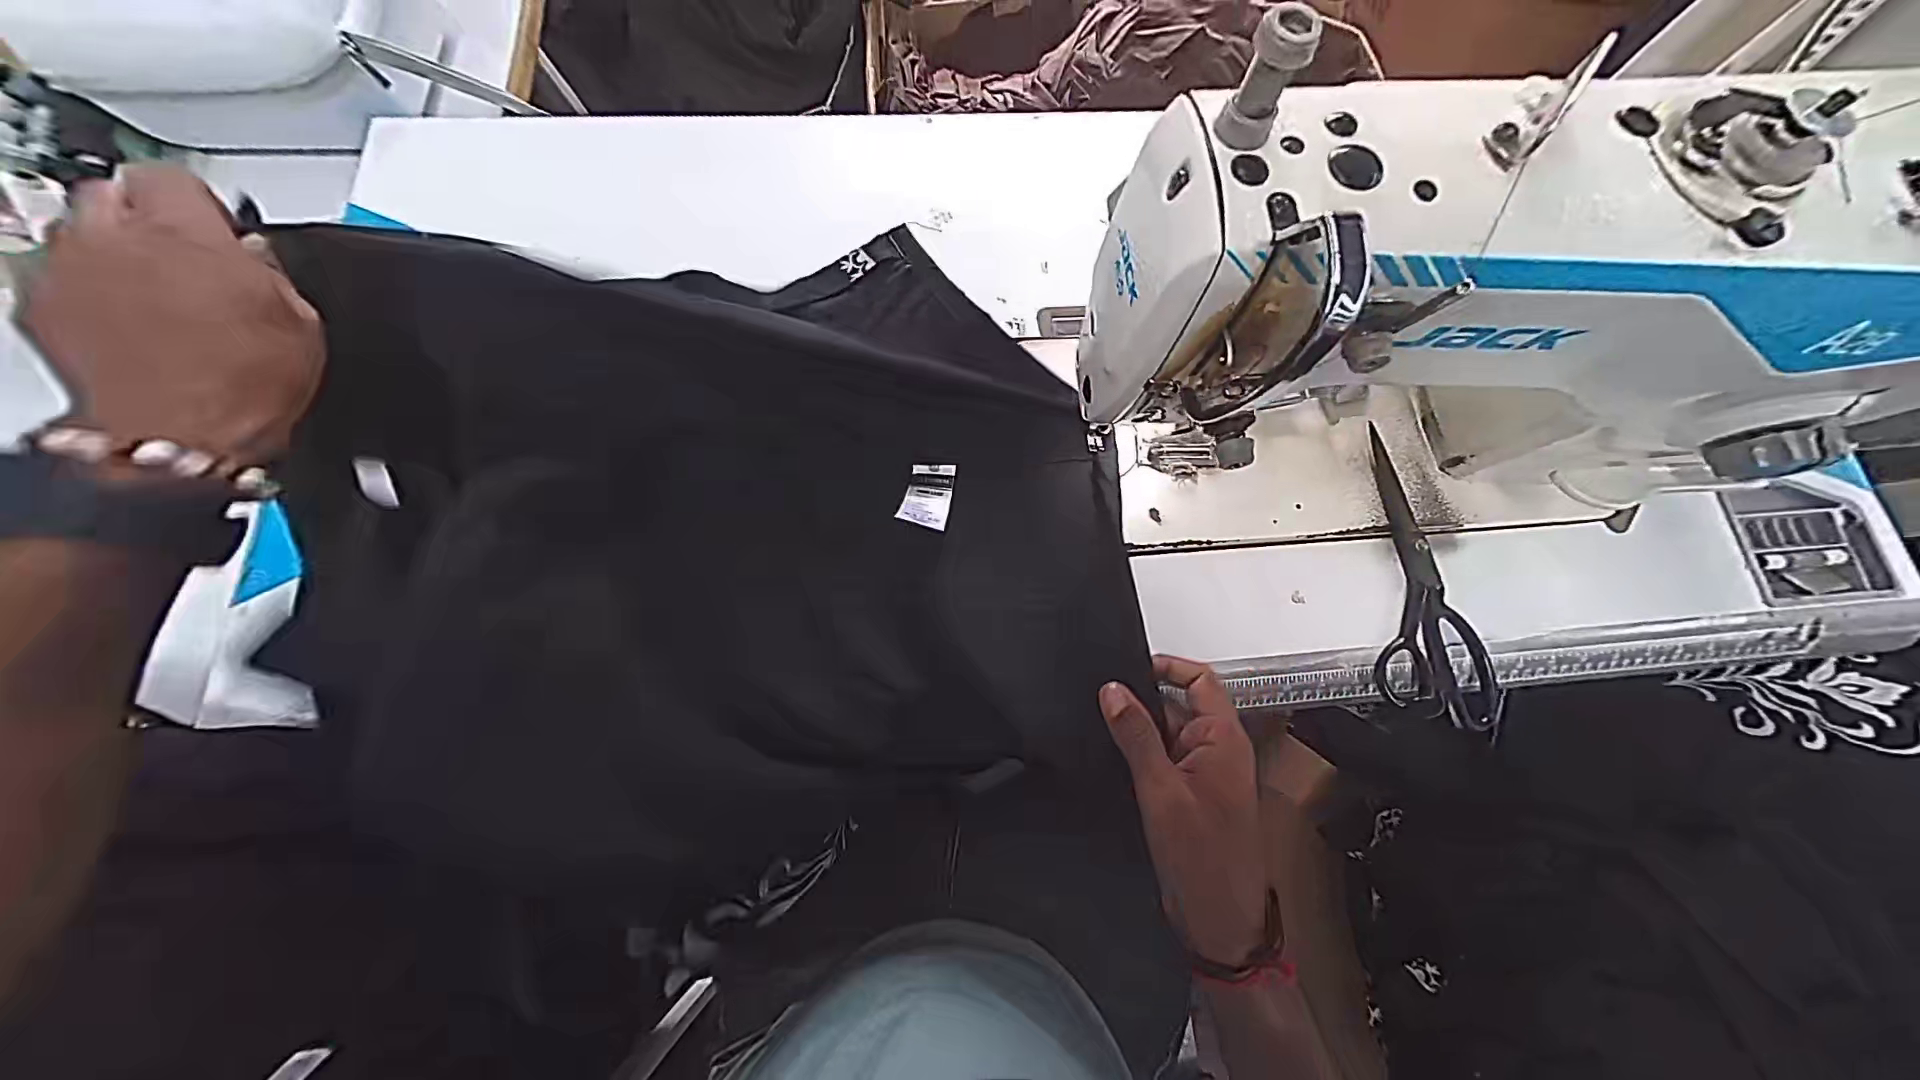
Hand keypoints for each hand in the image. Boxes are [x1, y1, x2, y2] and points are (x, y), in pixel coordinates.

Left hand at [19, 165, 322, 465]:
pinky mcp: (39, 304)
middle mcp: (111, 239)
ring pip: (83, 233)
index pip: (172, 177)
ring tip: (163, 299)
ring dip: (118, 254)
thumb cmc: (245, 385)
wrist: (184, 433)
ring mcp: (66, 270)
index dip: (201, 203)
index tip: (216, 223)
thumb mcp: (301, 323)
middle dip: (150, 220)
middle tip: (186, 257)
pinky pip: (63, 277)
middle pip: (115, 196)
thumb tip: (254, 258)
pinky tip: (136, 325)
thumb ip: (270, 273)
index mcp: (185, 235)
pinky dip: (95, 292)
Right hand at [1101, 655, 1268, 965]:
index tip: (1130, 667)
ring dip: (1139, 733)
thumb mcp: (1160, 789)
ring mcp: (1202, 772)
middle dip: (1142, 704)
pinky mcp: (1188, 793)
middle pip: (1176, 704)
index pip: (1199, 679)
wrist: (1218, 921)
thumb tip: (1114, 692)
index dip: (1167, 666)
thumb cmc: (1207, 863)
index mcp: (1224, 739)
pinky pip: (1161, 759)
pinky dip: (1140, 757)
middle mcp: (1216, 750)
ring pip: (1165, 732)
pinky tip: (1120, 766)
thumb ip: (1135, 734)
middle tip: (1108, 712)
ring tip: (1113, 744)